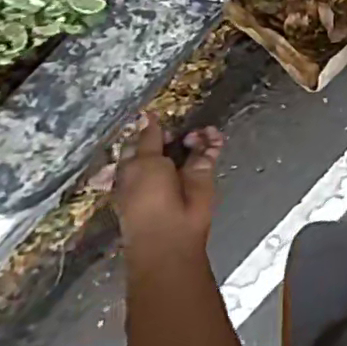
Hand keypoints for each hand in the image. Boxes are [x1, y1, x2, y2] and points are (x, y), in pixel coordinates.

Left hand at [112, 114, 224, 251]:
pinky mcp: (203, 173)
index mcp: (134, 169)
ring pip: (190, 143)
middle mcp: (158, 168)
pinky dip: (212, 140)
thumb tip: (146, 116)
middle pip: (167, 141)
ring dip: (195, 134)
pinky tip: (212, 133)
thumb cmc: (146, 199)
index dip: (148, 129)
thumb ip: (148, 139)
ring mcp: (182, 171)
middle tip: (180, 123)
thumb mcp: (141, 164)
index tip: (157, 114)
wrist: (173, 231)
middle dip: (174, 130)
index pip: (140, 143)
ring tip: (197, 132)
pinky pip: (209, 150)